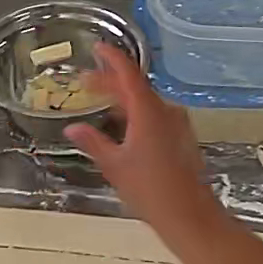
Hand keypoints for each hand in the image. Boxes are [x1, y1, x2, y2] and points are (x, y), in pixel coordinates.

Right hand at [64, 44, 217, 230]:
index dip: (112, 58)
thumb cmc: (150, 189)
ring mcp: (177, 125)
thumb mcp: (114, 165)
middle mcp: (165, 111)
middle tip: (85, 81)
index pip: (128, 73)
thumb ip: (92, 142)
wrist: (190, 216)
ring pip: (145, 101)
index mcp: (148, 111)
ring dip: (122, 98)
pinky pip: (155, 115)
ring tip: (100, 102)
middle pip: (136, 86)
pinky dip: (136, 112)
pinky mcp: (181, 138)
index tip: (97, 47)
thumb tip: (72, 129)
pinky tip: (123, 125)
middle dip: (110, 81)